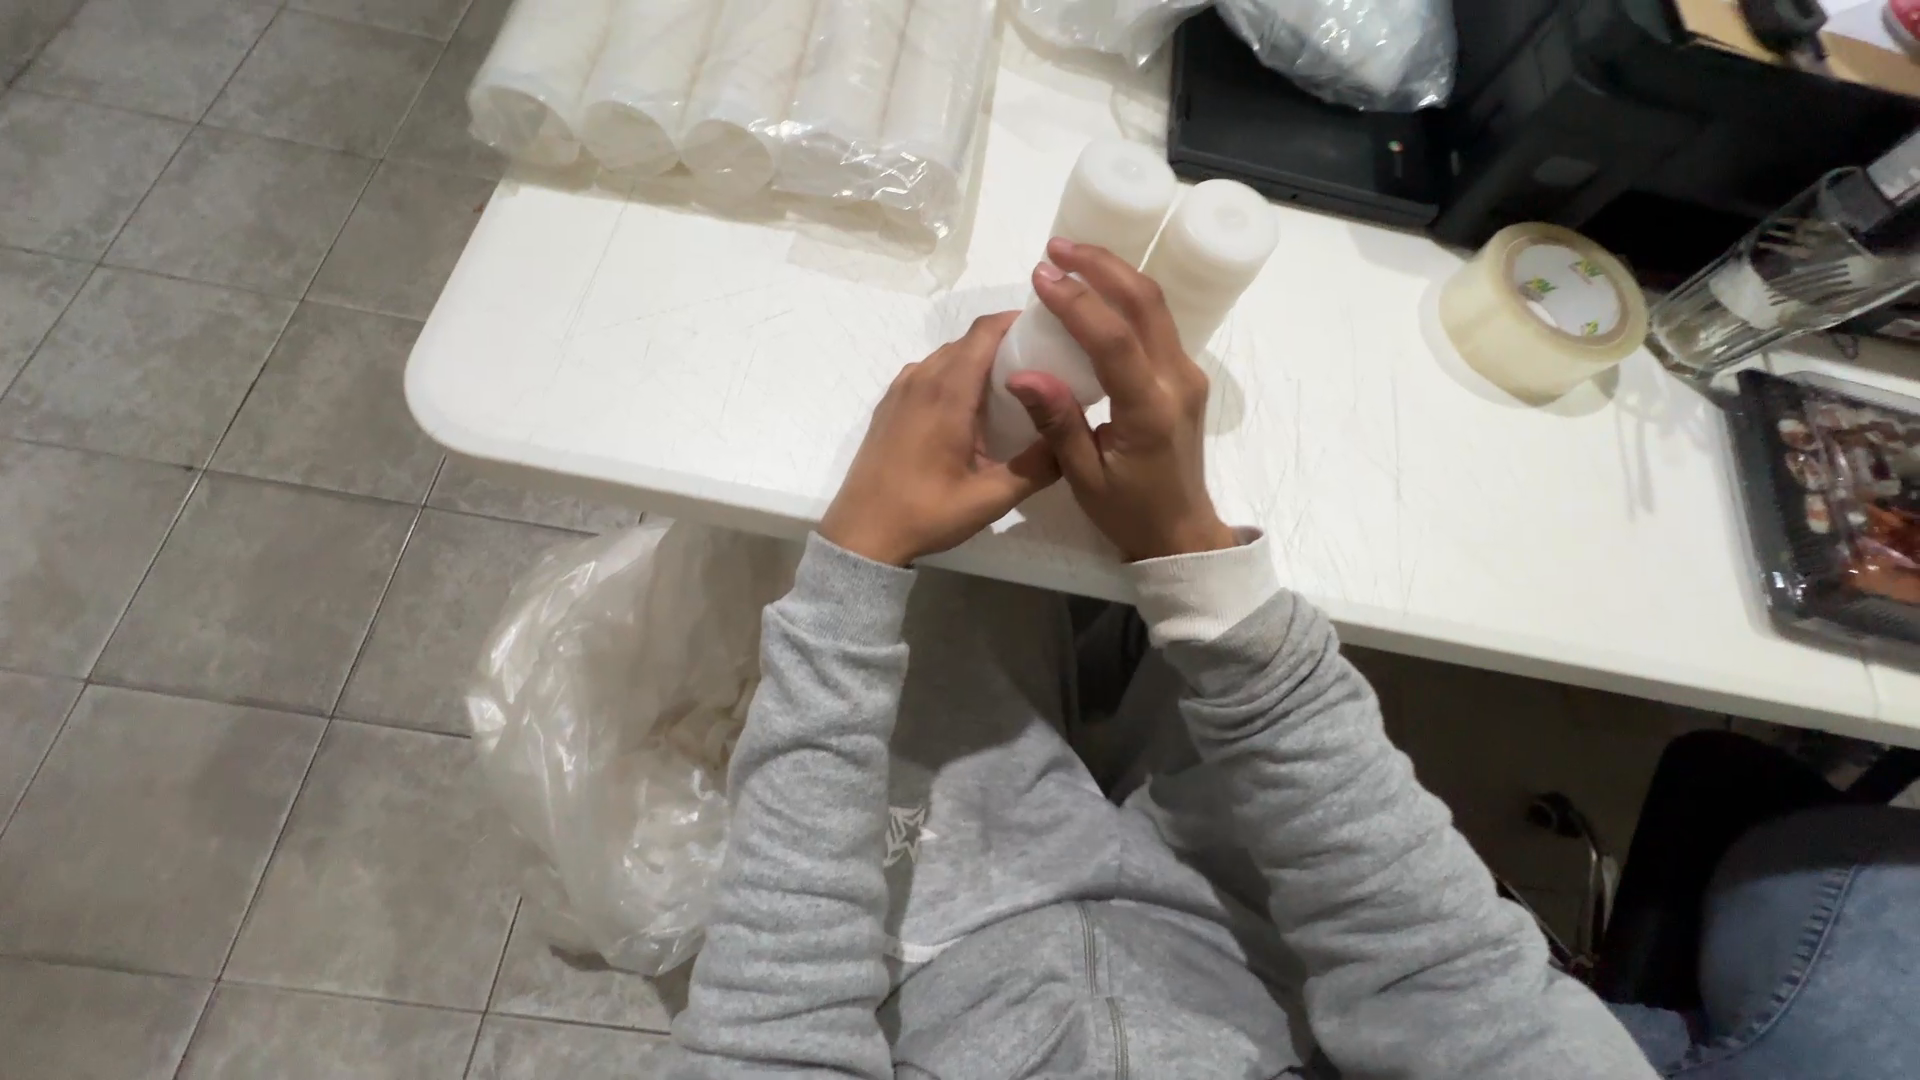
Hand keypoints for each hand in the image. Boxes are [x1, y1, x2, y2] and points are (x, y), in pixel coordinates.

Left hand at [821, 313, 1059, 565]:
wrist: (861, 534)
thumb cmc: (925, 513)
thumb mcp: (989, 499)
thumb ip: (1036, 467)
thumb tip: (1070, 440)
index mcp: (947, 392)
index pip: (985, 331)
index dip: (1018, 322)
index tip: (1048, 333)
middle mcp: (920, 379)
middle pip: (968, 342)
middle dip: (1005, 346)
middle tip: (1041, 370)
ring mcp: (899, 390)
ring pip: (946, 357)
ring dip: (978, 363)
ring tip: (1010, 392)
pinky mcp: (888, 406)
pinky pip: (927, 375)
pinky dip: (953, 378)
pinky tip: (969, 413)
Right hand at [1006, 238, 1236, 561]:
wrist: (1181, 533)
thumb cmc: (1129, 513)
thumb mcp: (1084, 478)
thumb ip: (1057, 422)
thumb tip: (1021, 373)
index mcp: (1151, 410)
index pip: (1114, 339)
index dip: (1077, 302)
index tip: (1041, 276)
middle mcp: (1178, 381)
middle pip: (1145, 303)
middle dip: (1101, 266)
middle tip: (1055, 248)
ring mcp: (1187, 375)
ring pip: (1156, 307)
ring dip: (1116, 275)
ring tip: (1071, 259)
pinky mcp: (1184, 377)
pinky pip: (1156, 324)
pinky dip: (1125, 298)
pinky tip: (1097, 293)